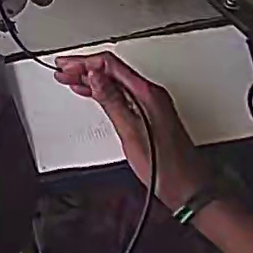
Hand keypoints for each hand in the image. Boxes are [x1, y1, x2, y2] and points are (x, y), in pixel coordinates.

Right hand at [53, 52, 213, 209]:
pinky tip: (90, 93)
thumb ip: (111, 100)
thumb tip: (95, 75)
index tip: (66, 65)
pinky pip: (122, 93)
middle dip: (85, 67)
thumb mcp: (131, 133)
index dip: (85, 62)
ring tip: (69, 78)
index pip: (110, 64)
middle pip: (112, 70)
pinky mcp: (150, 113)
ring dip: (92, 78)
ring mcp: (151, 103)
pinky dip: (102, 91)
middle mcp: (150, 94)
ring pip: (115, 81)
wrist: (190, 190)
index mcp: (147, 93)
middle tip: (62, 69)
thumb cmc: (166, 168)